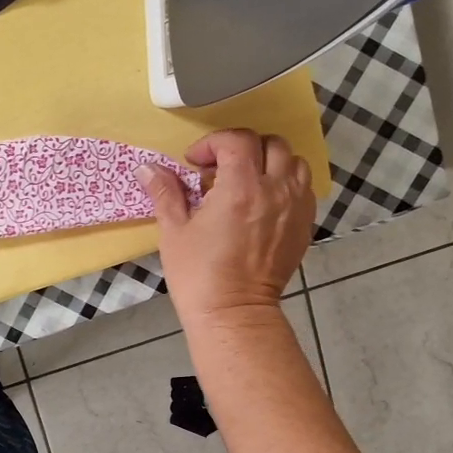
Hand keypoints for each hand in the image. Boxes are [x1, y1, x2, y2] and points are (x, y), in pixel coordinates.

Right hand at [140, 128, 315, 329]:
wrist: (233, 312)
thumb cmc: (197, 274)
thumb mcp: (174, 232)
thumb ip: (166, 193)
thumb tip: (147, 168)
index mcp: (240, 187)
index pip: (236, 141)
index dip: (212, 144)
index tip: (194, 163)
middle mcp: (275, 189)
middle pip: (270, 144)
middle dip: (242, 148)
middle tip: (219, 169)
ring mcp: (296, 206)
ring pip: (295, 162)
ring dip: (270, 163)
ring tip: (247, 182)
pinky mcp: (304, 224)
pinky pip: (303, 188)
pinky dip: (285, 183)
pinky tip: (262, 203)